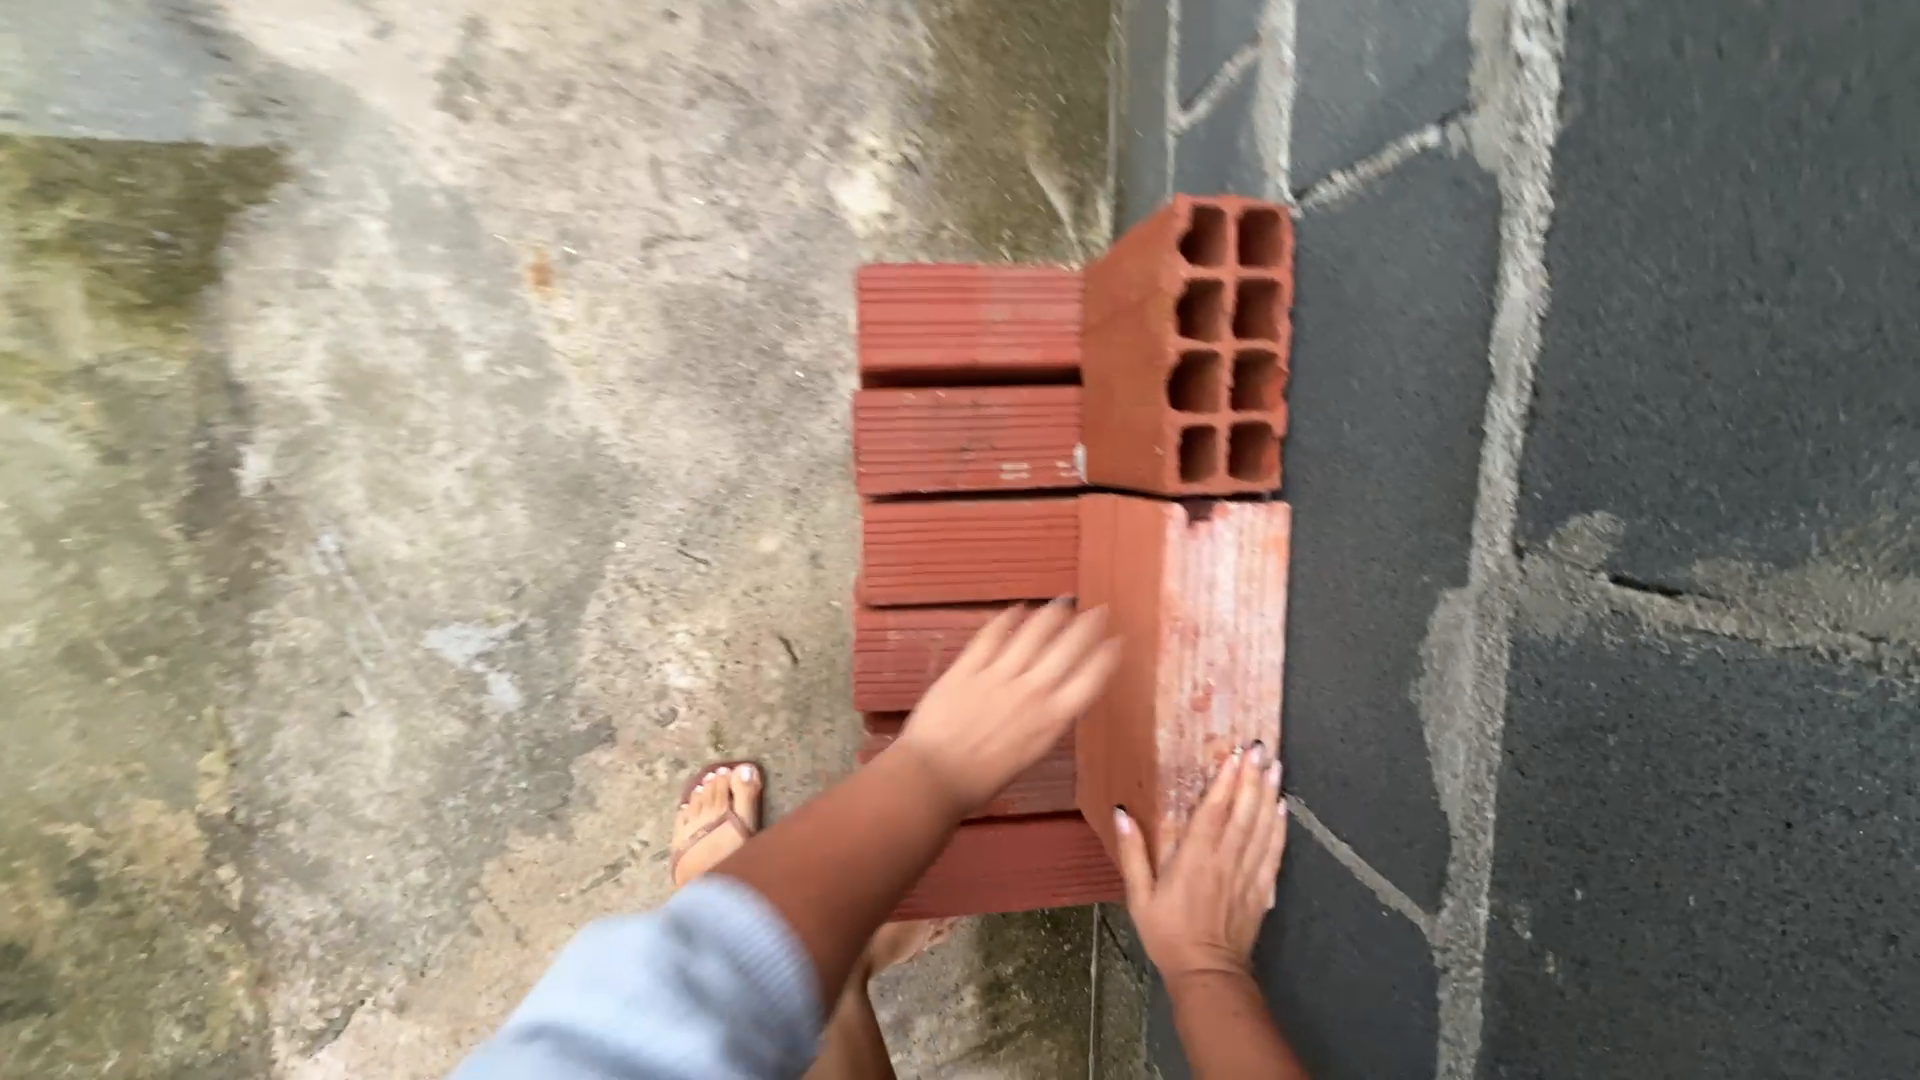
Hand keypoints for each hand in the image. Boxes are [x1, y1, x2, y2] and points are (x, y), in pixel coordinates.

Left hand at [892, 600, 1120, 815]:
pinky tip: (1017, 608)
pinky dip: (1006, 618)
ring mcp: (999, 676)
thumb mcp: (1029, 754)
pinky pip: (991, 636)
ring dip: (1052, 615)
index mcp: (1052, 720)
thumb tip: (1055, 700)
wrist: (935, 776)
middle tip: (1098, 610)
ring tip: (1062, 603)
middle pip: (1067, 649)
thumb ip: (1044, 723)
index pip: (1090, 679)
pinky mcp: (968, 667)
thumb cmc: (982, 778)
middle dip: (1087, 625)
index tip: (1116, 640)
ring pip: (1034, 634)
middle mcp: (1032, 692)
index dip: (1106, 656)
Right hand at [1114, 742, 1286, 982]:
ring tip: (1275, 766)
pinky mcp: (1261, 889)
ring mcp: (1247, 874)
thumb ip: (1132, 853)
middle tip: (1260, 748)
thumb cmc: (1167, 933)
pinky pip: (1273, 852)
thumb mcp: (1139, 896)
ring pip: (1262, 827)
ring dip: (1269, 794)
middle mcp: (1225, 861)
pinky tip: (1283, 808)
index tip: (1233, 755)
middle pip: (1243, 812)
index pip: (1213, 811)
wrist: (1207, 974)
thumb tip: (1121, 813)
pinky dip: (1280, 827)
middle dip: (1251, 778)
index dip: (1225, 781)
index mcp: (1195, 859)